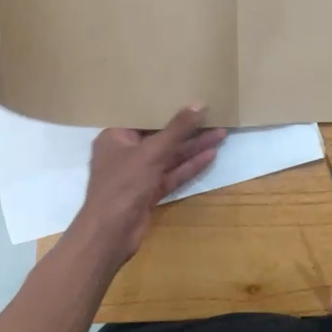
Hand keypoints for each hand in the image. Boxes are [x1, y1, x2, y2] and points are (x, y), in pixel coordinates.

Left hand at [63, 105, 225, 265]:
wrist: (110, 233)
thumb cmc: (124, 185)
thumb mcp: (152, 152)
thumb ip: (177, 129)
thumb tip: (199, 104)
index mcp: (115, 137)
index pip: (143, 118)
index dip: (167, 108)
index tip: (190, 98)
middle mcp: (125, 153)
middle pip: (160, 137)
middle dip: (187, 130)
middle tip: (214, 117)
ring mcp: (137, 175)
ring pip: (169, 157)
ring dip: (193, 147)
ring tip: (221, 133)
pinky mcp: (148, 192)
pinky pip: (171, 174)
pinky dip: (189, 166)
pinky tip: (210, 155)